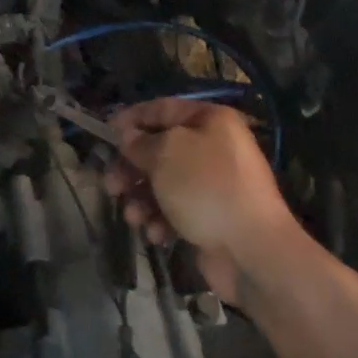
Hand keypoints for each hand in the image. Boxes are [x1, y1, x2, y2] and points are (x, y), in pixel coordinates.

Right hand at [104, 98, 297, 302]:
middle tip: (111, 185)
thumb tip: (129, 137)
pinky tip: (156, 233)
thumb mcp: (166, 154)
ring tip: (133, 216)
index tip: (106, 132)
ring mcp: (214, 185)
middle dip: (132, 168)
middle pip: (160, 149)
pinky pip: (176, 210)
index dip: (133, 118)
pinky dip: (161, 219)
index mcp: (211, 120)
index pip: (164, 108)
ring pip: (164, 183)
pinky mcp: (210, 217)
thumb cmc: (207, 188)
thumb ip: (141, 143)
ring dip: (142, 198)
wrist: (251, 249)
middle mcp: (214, 147)